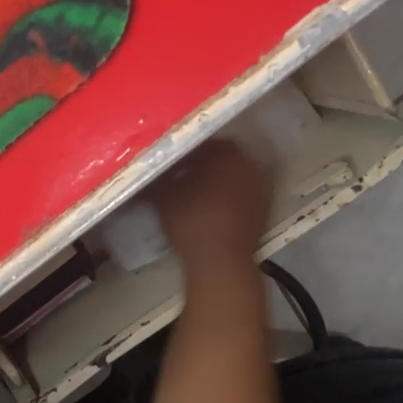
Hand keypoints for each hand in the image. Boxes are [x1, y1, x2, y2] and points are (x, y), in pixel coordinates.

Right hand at [147, 139, 271, 266]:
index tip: (165, 160)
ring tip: (190, 190)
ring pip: (231, 174)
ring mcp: (260, 186)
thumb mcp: (162, 198)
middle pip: (220, 156)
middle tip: (176, 173)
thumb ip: (153, 179)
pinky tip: (206, 206)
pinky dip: (224, 194)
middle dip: (199, 163)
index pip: (202, 141)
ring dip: (212, 179)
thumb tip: (140, 172)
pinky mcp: (263, 207)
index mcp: (227, 154)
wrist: (221, 262)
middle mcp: (249, 164)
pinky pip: (240, 191)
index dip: (181, 150)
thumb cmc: (191, 222)